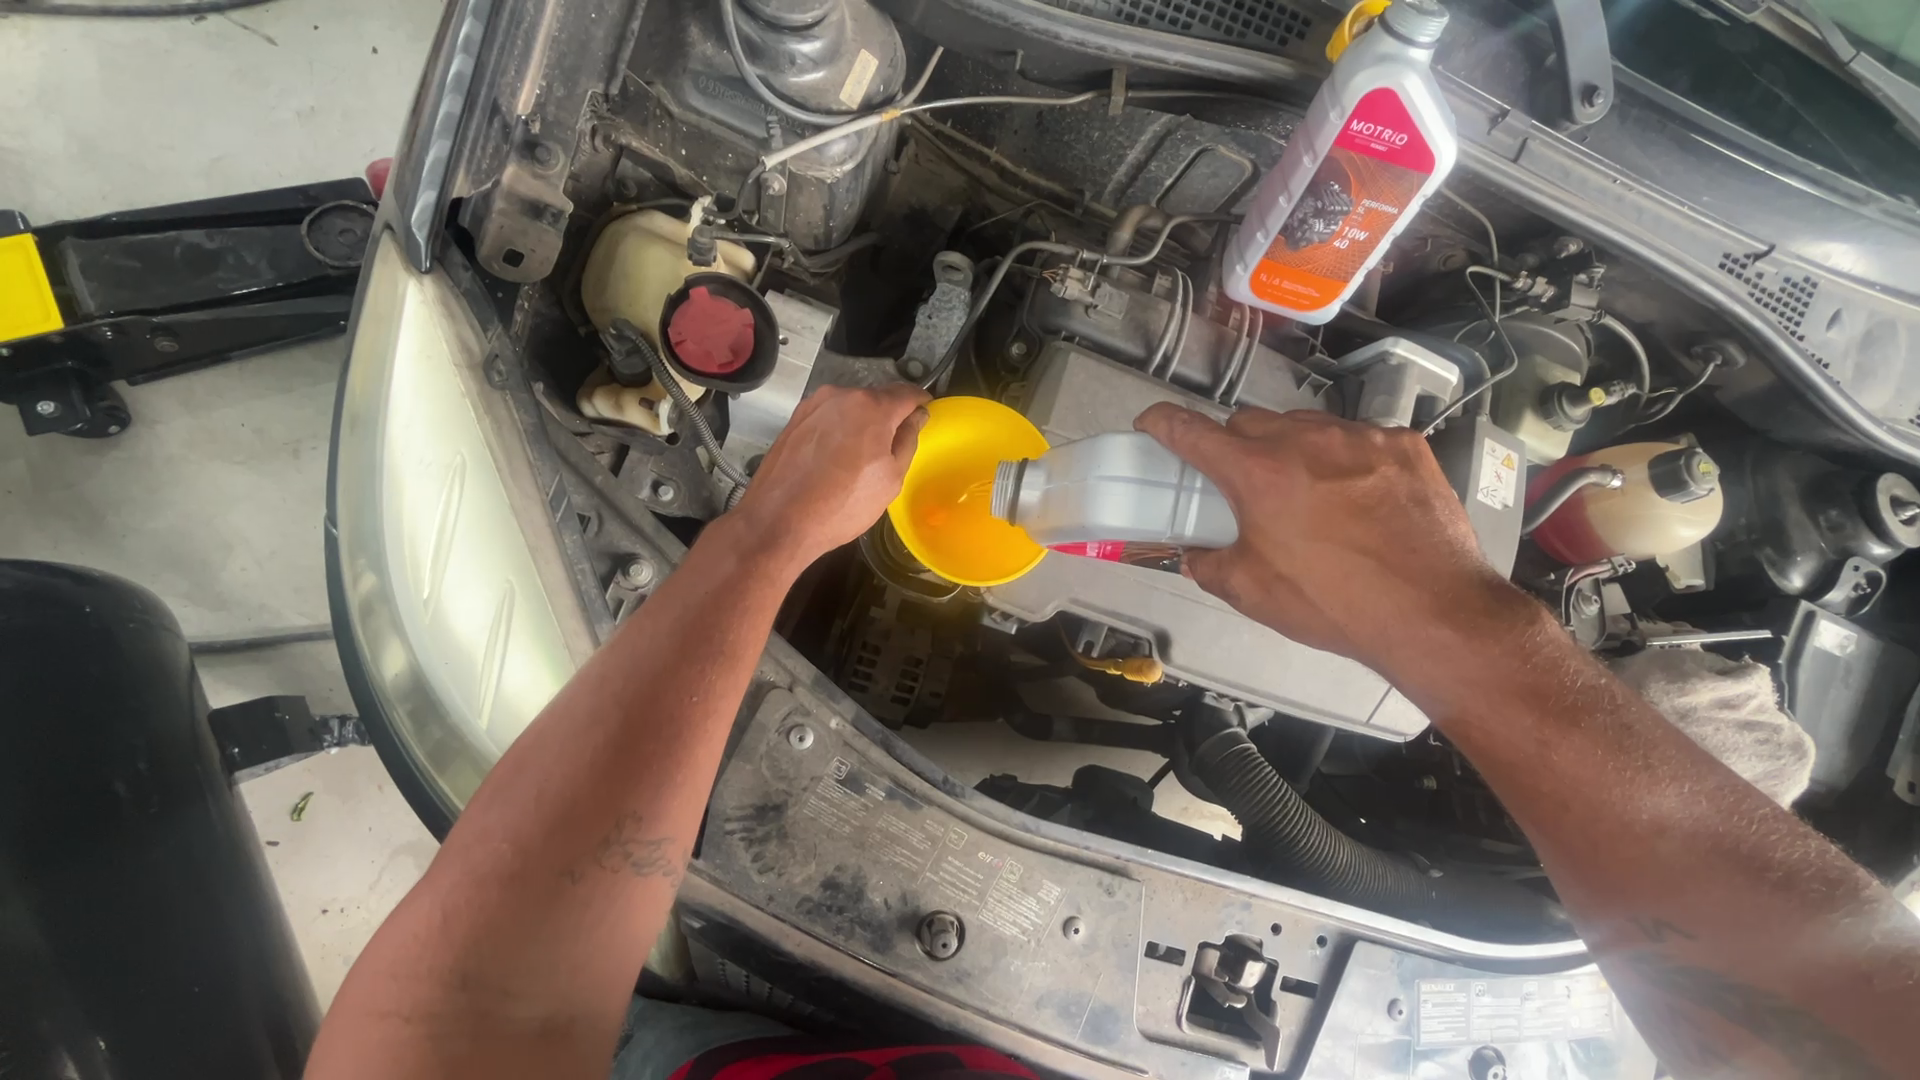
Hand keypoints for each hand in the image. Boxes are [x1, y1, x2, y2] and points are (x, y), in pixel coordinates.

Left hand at [732, 383, 930, 567]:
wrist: (779, 520)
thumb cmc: (843, 504)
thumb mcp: (891, 479)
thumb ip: (907, 441)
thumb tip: (915, 418)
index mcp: (871, 406)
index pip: (906, 392)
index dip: (920, 403)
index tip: (925, 414)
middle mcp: (840, 396)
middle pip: (876, 398)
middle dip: (888, 416)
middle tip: (892, 447)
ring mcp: (813, 405)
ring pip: (849, 407)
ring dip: (861, 424)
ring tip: (860, 458)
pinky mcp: (794, 420)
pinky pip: (828, 418)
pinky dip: (838, 431)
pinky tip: (835, 459)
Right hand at [1134, 404, 1534, 687]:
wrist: (1434, 613)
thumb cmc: (1331, 603)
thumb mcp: (1251, 592)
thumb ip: (1210, 565)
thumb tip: (1195, 556)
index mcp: (1258, 473)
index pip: (1192, 431)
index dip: (1162, 423)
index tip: (1150, 423)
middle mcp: (1305, 441)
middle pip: (1248, 421)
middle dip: (1233, 444)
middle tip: (1239, 482)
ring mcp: (1360, 437)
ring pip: (1304, 426)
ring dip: (1289, 448)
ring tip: (1303, 490)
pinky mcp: (1404, 446)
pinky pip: (1356, 438)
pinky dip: (1342, 458)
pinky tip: (1356, 496)